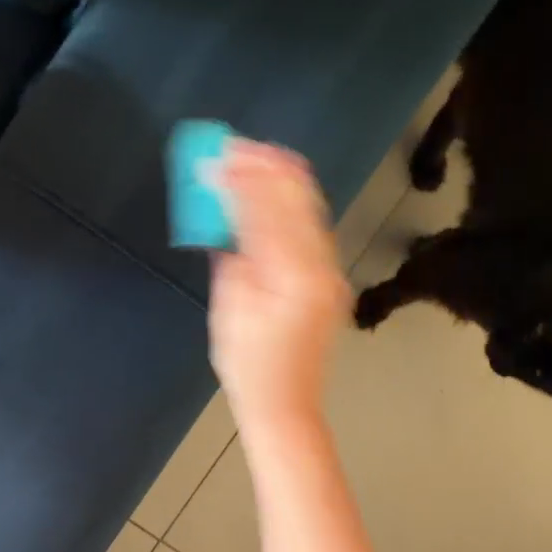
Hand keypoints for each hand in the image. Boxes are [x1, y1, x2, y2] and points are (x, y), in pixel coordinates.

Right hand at [207, 141, 351, 431]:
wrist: (286, 405)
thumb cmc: (247, 366)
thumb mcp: (228, 311)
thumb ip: (231, 259)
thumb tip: (225, 221)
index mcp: (291, 273)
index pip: (266, 210)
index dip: (243, 178)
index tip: (220, 154)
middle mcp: (320, 264)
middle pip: (297, 200)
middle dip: (266, 169)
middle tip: (237, 147)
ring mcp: (331, 271)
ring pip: (310, 210)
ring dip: (281, 182)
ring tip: (255, 159)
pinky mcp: (330, 280)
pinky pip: (313, 229)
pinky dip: (292, 205)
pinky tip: (275, 195)